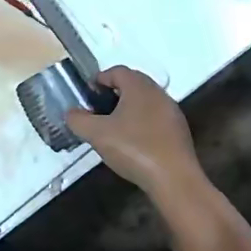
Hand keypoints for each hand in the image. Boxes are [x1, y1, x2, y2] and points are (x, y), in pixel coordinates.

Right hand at [66, 66, 202, 193]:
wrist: (173, 180)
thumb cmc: (133, 148)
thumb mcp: (95, 133)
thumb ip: (78, 119)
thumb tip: (72, 113)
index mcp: (139, 87)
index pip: (117, 71)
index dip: (99, 79)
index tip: (87, 95)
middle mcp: (159, 94)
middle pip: (133, 84)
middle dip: (113, 93)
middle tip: (96, 109)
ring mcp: (172, 113)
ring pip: (145, 101)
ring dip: (127, 108)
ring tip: (112, 127)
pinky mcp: (179, 132)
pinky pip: (155, 118)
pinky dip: (140, 122)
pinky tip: (131, 142)